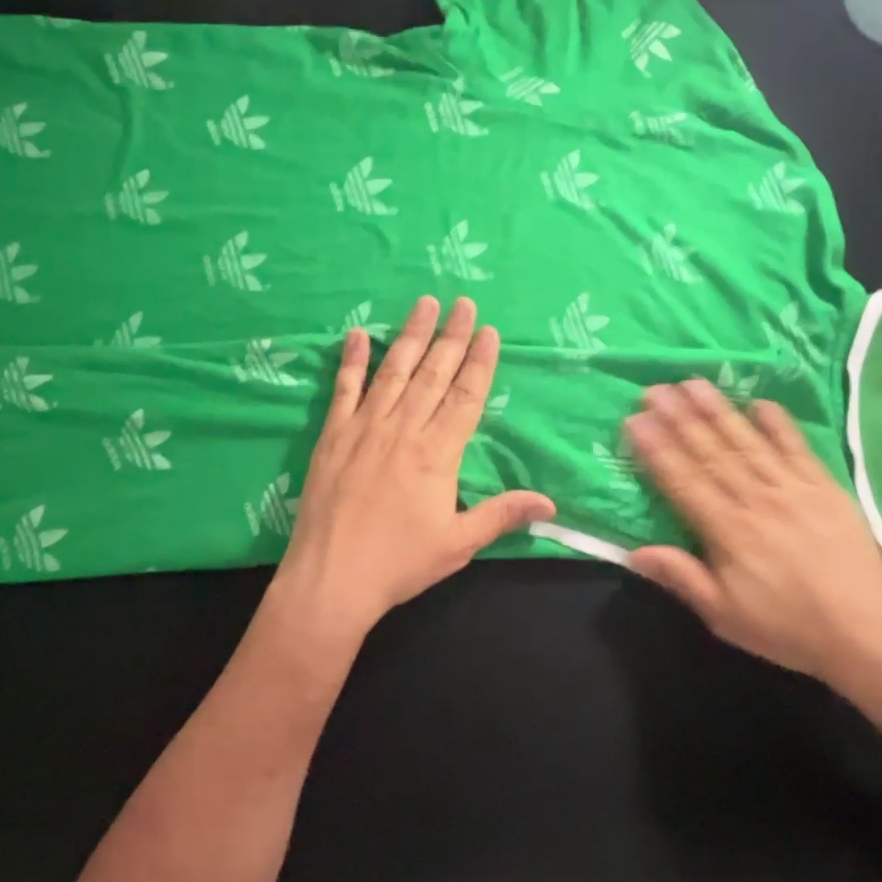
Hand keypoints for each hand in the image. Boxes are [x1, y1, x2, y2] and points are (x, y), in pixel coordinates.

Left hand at [272, 296, 555, 635]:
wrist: (331, 578)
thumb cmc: (399, 564)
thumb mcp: (458, 544)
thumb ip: (502, 515)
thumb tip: (550, 503)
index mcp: (438, 453)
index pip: (466, 396)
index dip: (480, 362)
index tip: (489, 331)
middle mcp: (404, 430)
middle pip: (433, 373)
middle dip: (452, 336)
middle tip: (463, 302)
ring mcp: (365, 428)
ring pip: (393, 371)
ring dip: (410, 335)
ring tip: (424, 303)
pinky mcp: (332, 436)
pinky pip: (344, 390)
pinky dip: (352, 360)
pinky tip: (358, 334)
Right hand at [624, 379, 881, 681]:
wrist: (865, 631)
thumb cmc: (787, 628)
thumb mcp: (724, 615)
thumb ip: (681, 577)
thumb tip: (633, 552)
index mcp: (728, 532)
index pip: (683, 481)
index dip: (657, 450)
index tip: (635, 421)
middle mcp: (756, 501)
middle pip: (711, 453)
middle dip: (680, 419)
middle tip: (655, 389)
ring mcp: (793, 490)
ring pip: (748, 442)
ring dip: (718, 411)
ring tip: (693, 383)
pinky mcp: (825, 489)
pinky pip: (797, 448)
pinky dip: (778, 424)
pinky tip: (759, 403)